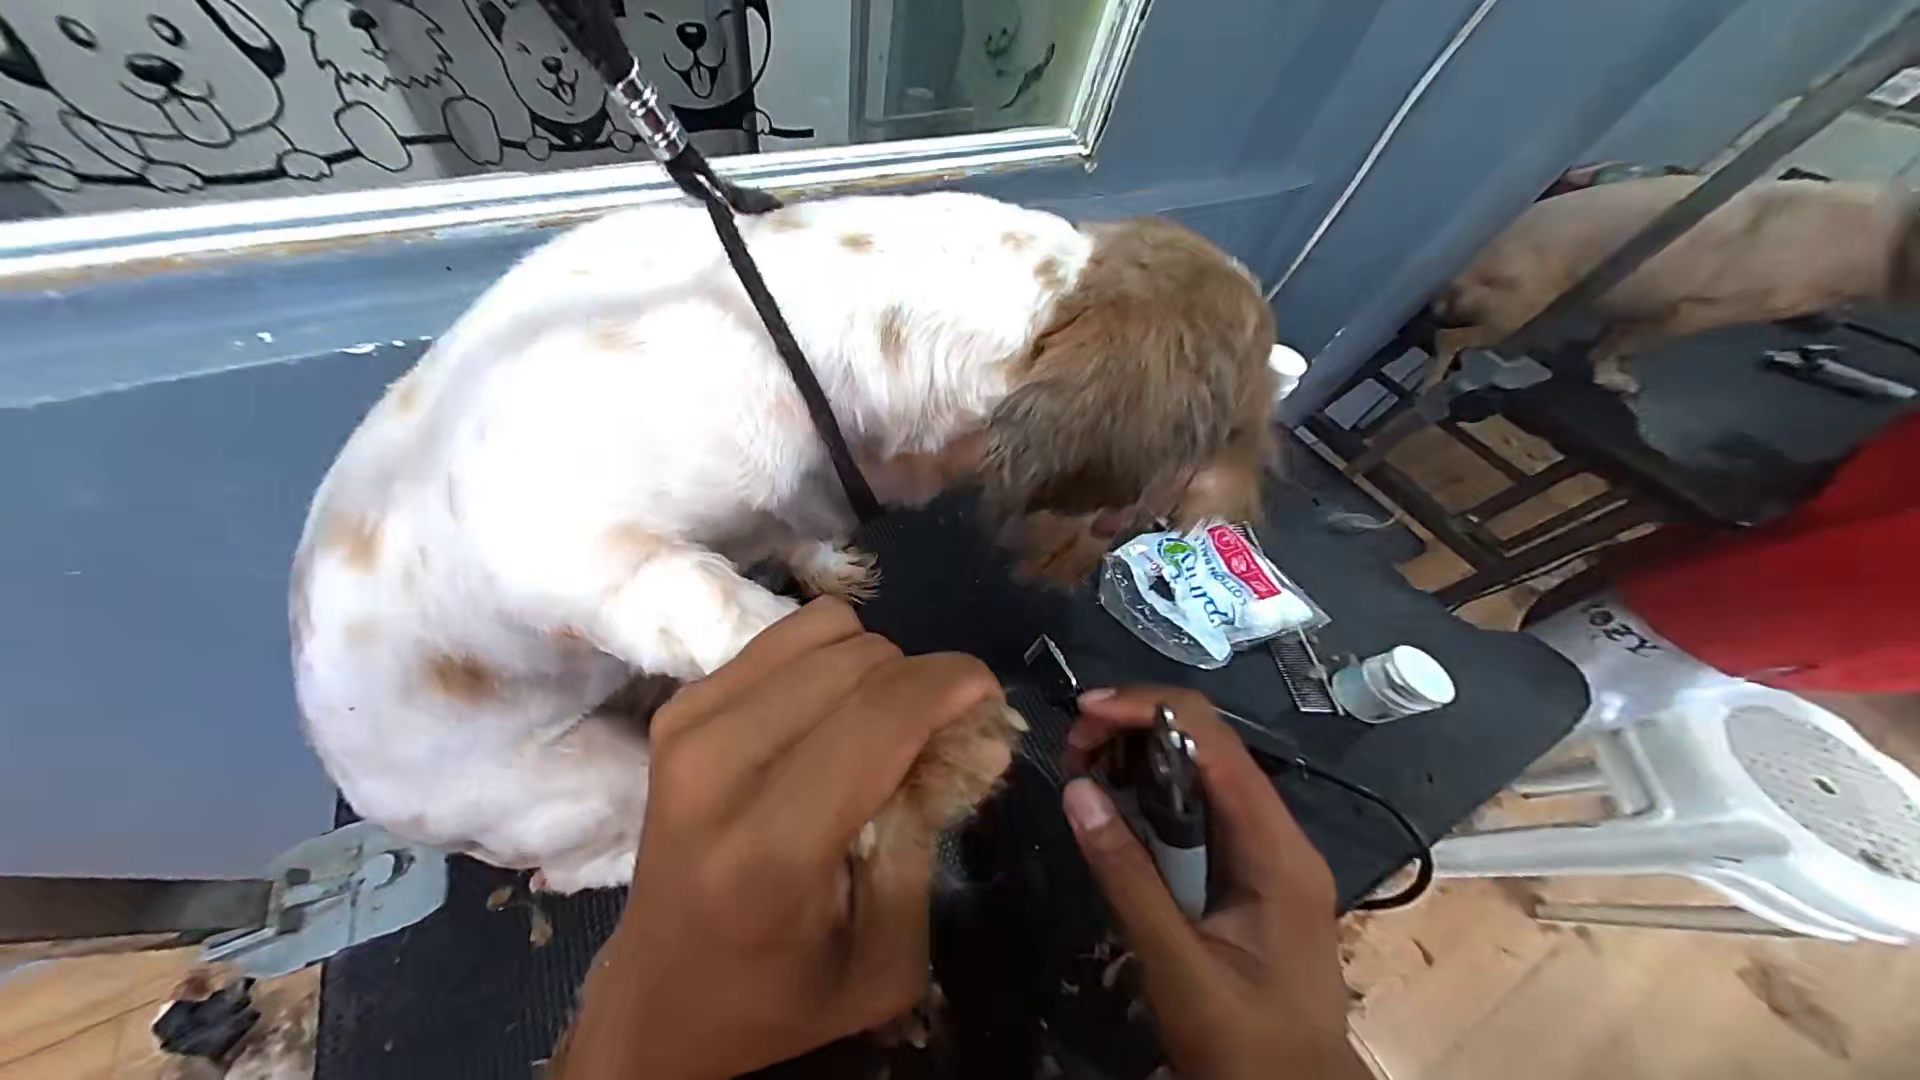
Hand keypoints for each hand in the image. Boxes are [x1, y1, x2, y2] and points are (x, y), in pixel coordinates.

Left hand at [554, 598, 1002, 1079]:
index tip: (987, 695)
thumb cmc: (781, 995)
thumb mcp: (889, 957)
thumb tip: (977, 730)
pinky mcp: (681, 702)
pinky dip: (833, 654)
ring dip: (878, 667)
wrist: (659, 997)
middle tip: (932, 733)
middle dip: (922, 684)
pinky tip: (829, 706)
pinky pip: (794, 630)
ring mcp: (690, 723)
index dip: (951, 683)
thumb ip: (934, 834)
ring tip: (876, 723)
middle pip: (862, 662)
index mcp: (770, 852)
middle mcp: (716, 768)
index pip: (880, 717)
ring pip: (832, 631)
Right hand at [1063, 688, 1367, 1079]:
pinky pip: (1193, 800)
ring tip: (1082, 765)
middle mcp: (1274, 829)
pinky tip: (1112, 796)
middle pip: (1204, 740)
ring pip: (1196, 764)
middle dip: (1134, 726)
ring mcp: (1260, 843)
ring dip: (1136, 751)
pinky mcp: (1241, 860)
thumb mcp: (1177, 967)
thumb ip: (1126, 877)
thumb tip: (1075, 789)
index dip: (1148, 709)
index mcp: (1276, 846)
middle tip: (1073, 747)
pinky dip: (1146, 785)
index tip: (1085, 713)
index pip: (1213, 739)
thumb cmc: (1247, 1051)